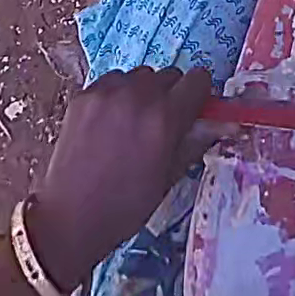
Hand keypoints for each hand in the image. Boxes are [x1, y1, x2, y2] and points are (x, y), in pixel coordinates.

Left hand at [24, 66, 217, 289]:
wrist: (68, 221)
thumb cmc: (126, 205)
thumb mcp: (170, 176)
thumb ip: (198, 140)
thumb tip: (227, 122)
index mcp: (165, 118)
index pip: (198, 79)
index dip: (199, 94)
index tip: (194, 109)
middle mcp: (139, 97)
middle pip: (171, 74)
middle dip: (172, 94)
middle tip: (162, 122)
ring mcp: (108, 93)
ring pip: (142, 75)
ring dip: (145, 91)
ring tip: (133, 121)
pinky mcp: (85, 95)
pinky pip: (114, 80)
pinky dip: (118, 93)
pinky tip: (110, 121)